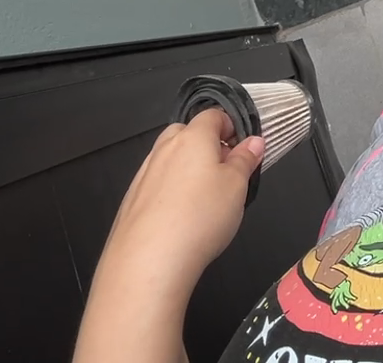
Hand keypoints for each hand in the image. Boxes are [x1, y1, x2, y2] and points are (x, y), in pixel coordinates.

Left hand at [89, 111, 264, 311]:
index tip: (243, 150)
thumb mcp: (237, 186)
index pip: (214, 115)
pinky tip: (179, 221)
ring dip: (186, 170)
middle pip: (186, 133)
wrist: (146, 267)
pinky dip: (168, 195)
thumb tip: (253, 142)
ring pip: (169, 161)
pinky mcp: (129, 205)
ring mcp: (142, 177)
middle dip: (206, 146)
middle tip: (224, 172)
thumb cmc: (199, 218)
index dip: (231, 127)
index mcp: (192, 138)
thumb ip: (246, 159)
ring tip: (203, 201)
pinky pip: (154, 187)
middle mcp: (163, 151)